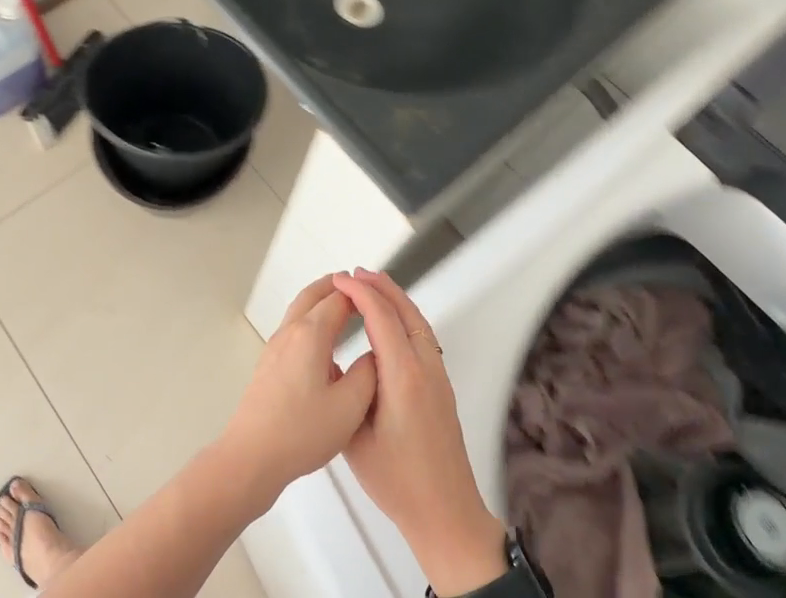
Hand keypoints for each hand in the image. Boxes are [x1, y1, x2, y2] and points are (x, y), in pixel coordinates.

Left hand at [217, 275, 378, 501]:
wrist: (252, 455)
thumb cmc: (302, 432)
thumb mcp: (350, 406)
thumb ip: (368, 374)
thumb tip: (375, 355)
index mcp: (311, 335)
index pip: (338, 300)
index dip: (360, 293)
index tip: (377, 292)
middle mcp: (290, 333)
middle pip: (312, 295)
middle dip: (335, 286)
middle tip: (357, 285)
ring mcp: (275, 347)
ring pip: (299, 310)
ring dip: (320, 301)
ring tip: (343, 306)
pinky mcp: (268, 363)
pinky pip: (293, 327)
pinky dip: (310, 318)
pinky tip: (323, 341)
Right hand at [334, 269, 508, 597]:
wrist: (445, 512)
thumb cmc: (397, 480)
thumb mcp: (356, 435)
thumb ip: (353, 391)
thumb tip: (351, 364)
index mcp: (403, 376)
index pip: (381, 318)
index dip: (359, 293)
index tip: (339, 280)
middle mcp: (426, 369)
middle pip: (406, 312)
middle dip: (381, 287)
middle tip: (356, 273)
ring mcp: (439, 379)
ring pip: (419, 324)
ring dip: (396, 301)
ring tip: (374, 288)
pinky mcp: (442, 390)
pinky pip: (425, 339)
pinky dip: (406, 319)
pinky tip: (392, 326)